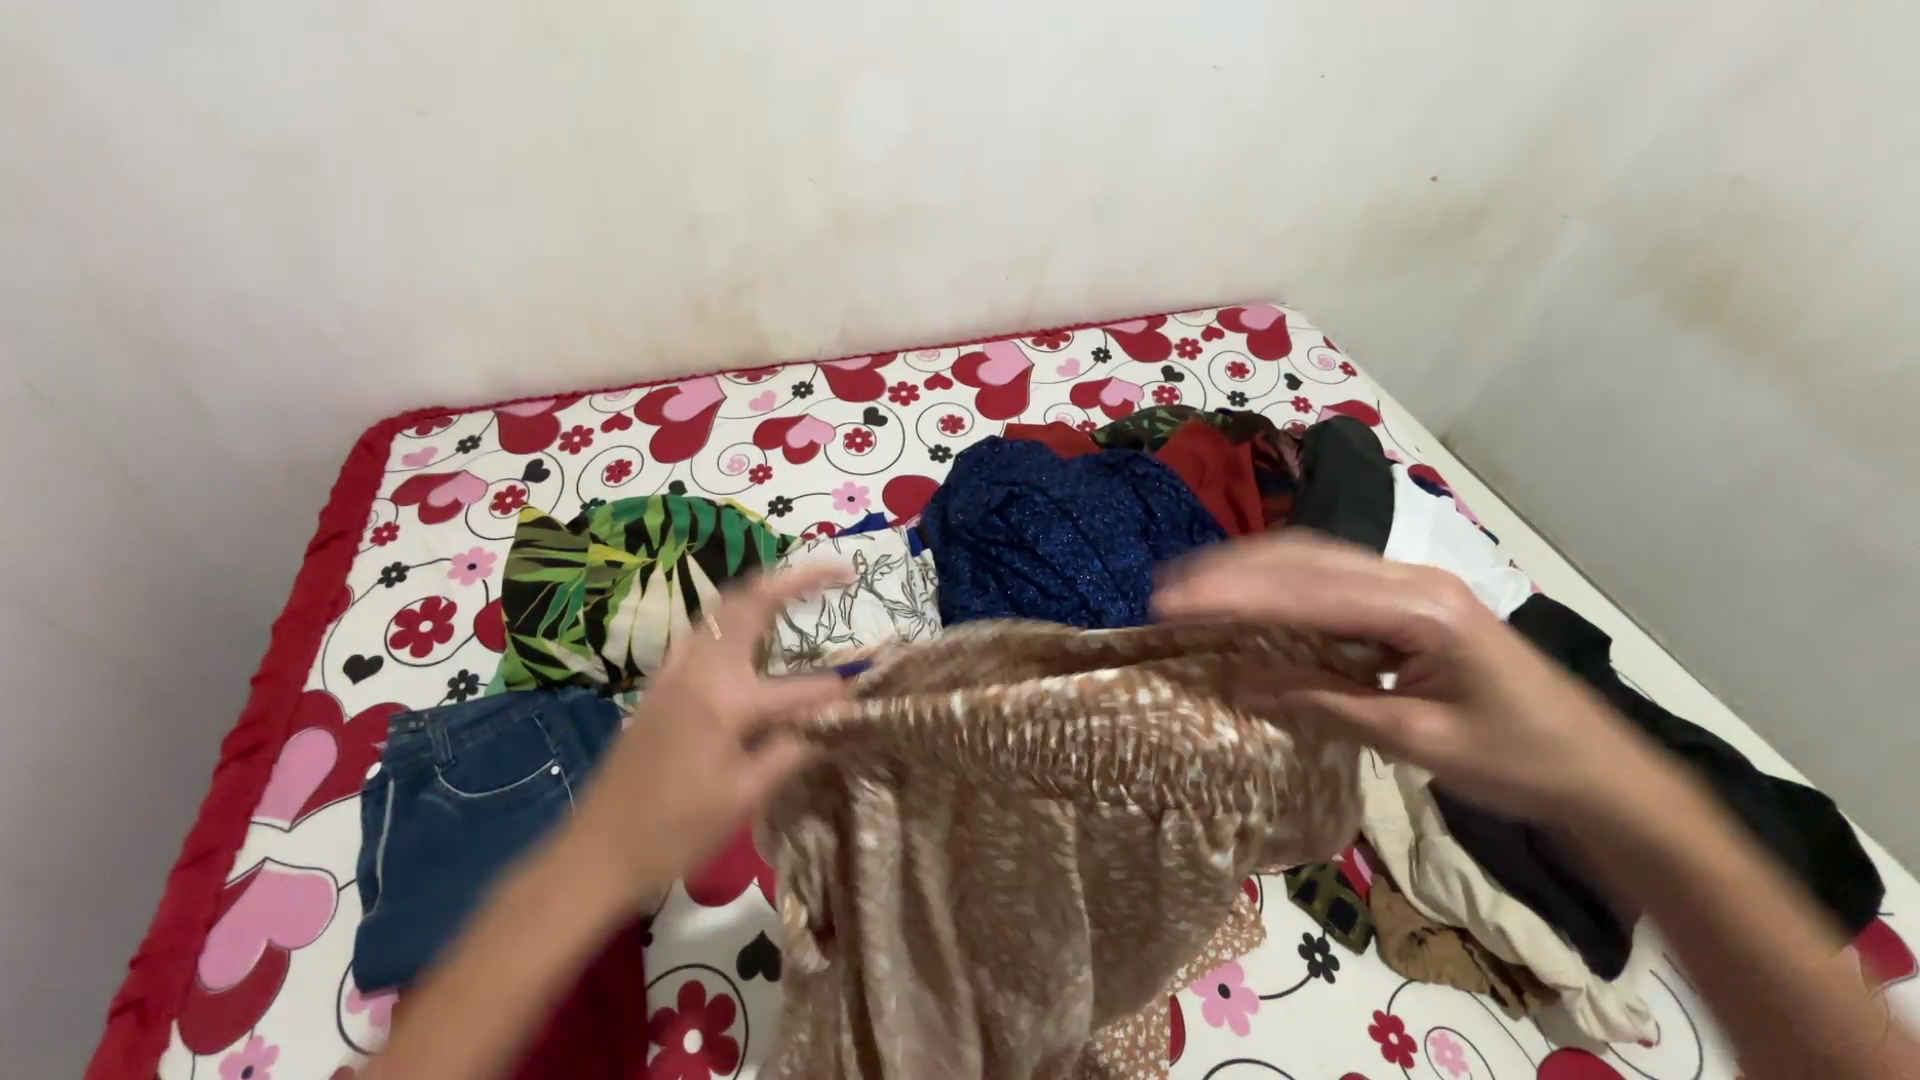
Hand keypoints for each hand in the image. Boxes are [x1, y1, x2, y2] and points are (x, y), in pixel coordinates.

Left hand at [565, 565, 851, 906]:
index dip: (838, 691)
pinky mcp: (659, 684)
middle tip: (839, 571)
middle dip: (798, 580)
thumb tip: (834, 721)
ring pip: (721, 610)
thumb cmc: (676, 832)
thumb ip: (793, 750)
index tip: (868, 692)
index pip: (801, 687)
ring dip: (762, 592)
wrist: (596, 852)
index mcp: (727, 701)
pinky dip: (732, 617)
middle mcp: (700, 671)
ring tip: (797, 589)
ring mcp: (674, 672)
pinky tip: (746, 634)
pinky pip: (701, 632)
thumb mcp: (746, 798)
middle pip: (751, 604)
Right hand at [1153, 534, 1671, 822]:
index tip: (1175, 602)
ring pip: (1315, 560)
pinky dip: (1280, 586)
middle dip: (1232, 572)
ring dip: (1250, 570)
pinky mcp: (1407, 602)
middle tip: (1168, 590)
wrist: (1596, 769)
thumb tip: (1237, 682)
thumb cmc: (1517, 759)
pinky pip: (1331, 580)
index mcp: (1422, 610)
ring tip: (1192, 586)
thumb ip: (1324, 702)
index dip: (1237, 595)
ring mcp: (1411, 585)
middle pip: (1306, 558)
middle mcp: (1413, 581)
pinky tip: (1248, 598)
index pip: (1310, 591)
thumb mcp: (1417, 738)